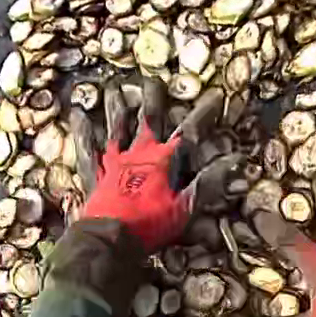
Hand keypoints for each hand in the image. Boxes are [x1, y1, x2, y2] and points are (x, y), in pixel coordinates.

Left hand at [75, 78, 234, 252]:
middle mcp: (139, 152)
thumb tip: (238, 162)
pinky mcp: (96, 172)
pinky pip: (88, 147)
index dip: (205, 113)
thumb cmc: (149, 224)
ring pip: (116, 126)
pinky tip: (77, 114)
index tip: (216, 94)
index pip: (191, 130)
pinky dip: (83, 130)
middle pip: (148, 118)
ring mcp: (115, 160)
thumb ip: (209, 183)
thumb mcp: (185, 207)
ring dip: (116, 106)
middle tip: (153, 79)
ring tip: (113, 88)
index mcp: (164, 159)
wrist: (109, 237)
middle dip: (154, 98)